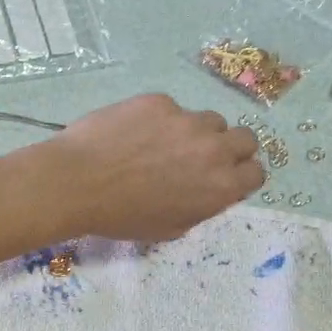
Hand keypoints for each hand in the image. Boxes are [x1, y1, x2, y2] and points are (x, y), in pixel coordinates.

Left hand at [37, 94, 262, 243]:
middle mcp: (213, 149)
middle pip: (244, 139)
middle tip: (199, 156)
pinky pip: (170, 108)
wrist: (76, 182)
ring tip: (161, 143)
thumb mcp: (168, 229)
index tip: (222, 177)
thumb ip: (200, 207)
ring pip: (208, 119)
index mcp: (221, 186)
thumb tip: (206, 191)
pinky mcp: (158, 101)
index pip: (256, 173)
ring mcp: (186, 120)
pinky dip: (158, 119)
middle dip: (228, 147)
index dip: (239, 175)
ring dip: (195, 131)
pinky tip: (131, 132)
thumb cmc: (119, 216)